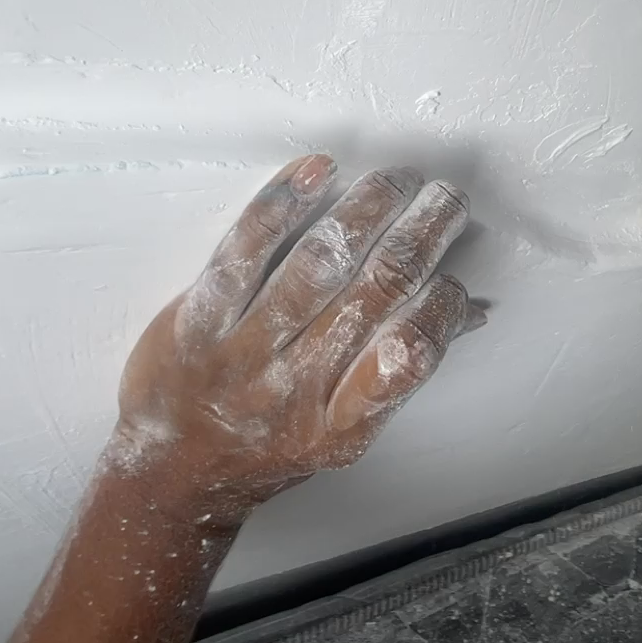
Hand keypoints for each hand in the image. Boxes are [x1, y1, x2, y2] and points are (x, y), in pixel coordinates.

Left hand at [109, 154, 481, 521]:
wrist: (175, 471)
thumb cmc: (269, 447)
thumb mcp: (341, 433)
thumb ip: (398, 371)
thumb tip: (466, 311)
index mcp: (339, 424)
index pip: (407, 357)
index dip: (442, 308)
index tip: (456, 277)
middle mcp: (295, 386)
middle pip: (373, 293)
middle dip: (421, 236)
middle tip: (448, 199)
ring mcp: (244, 350)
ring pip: (318, 264)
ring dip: (367, 211)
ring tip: (399, 180)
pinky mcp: (198, 319)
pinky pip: (245, 250)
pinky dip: (283, 205)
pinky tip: (316, 171)